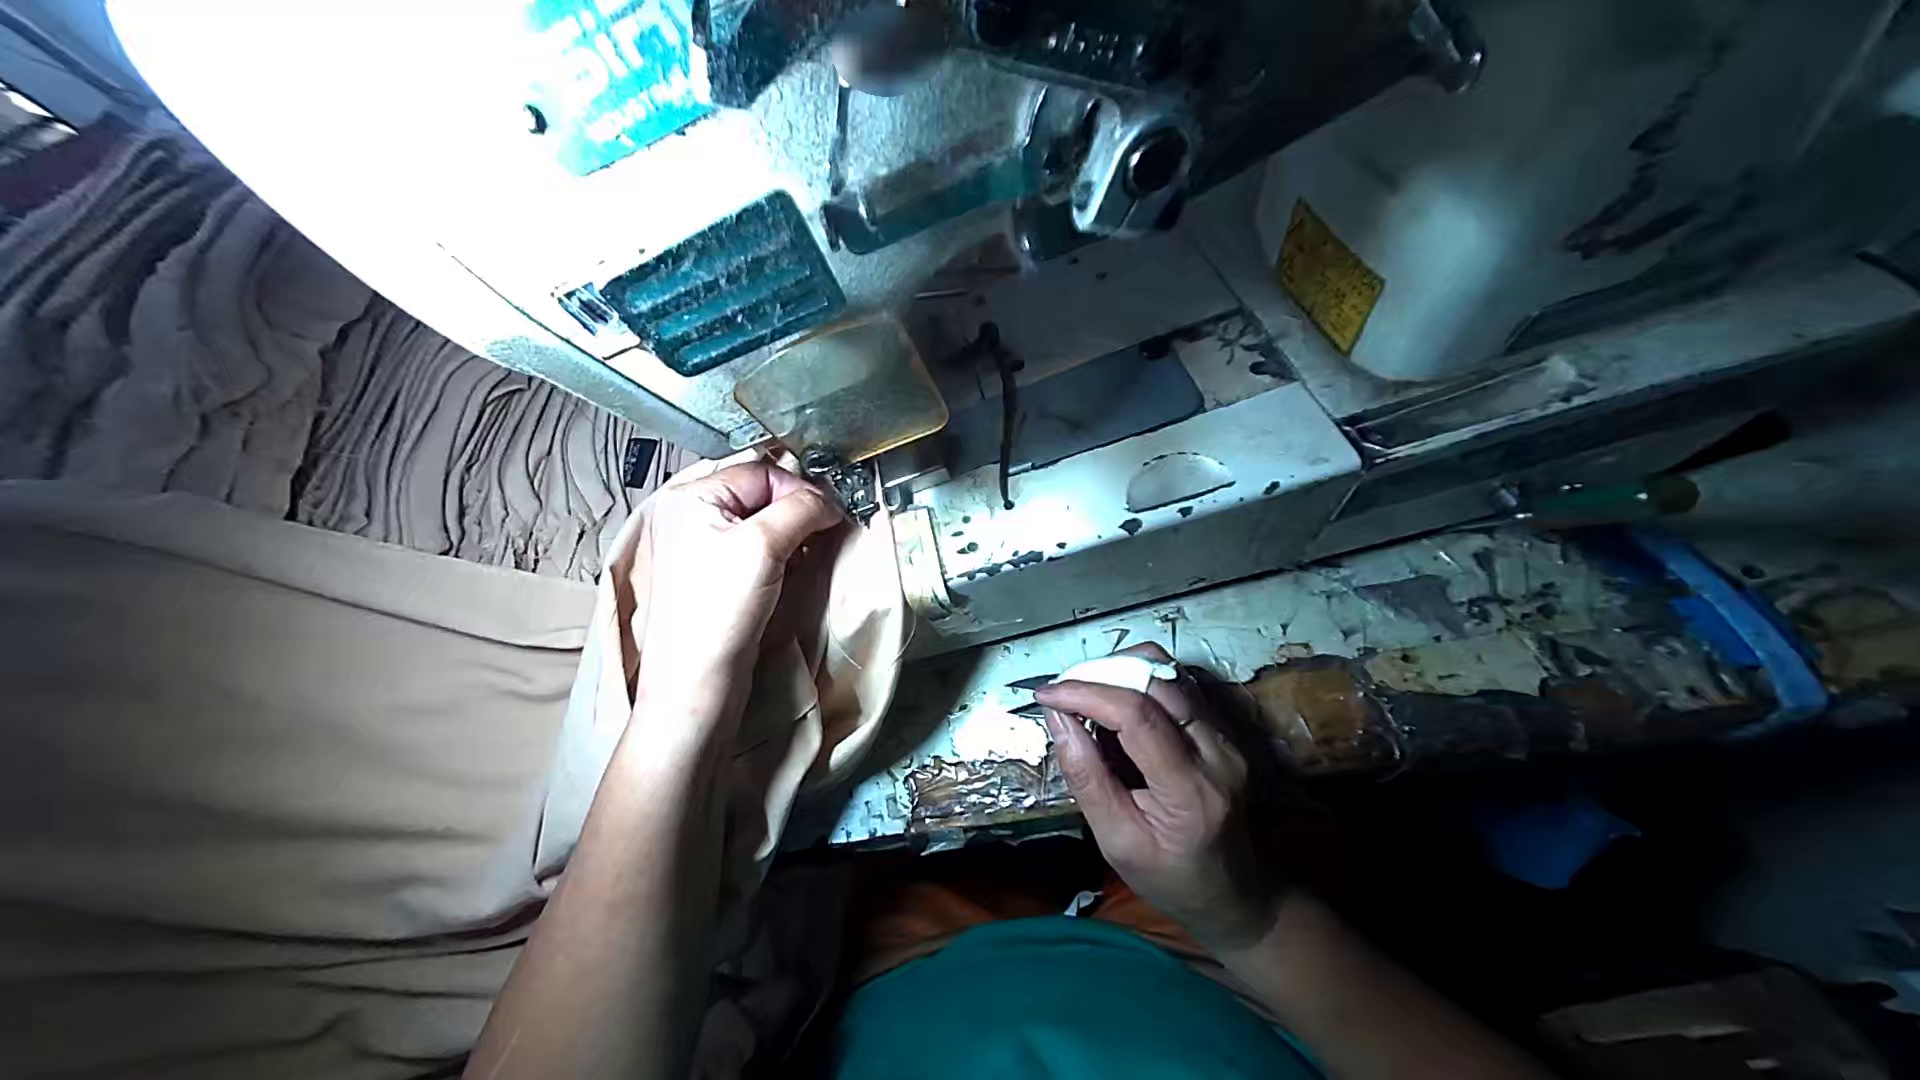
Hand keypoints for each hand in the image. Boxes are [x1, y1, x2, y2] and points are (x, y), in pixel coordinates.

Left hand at [632, 461, 842, 727]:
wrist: (698, 684)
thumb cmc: (718, 612)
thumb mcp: (765, 545)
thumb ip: (802, 508)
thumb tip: (830, 499)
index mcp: (691, 495)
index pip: (762, 472)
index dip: (800, 490)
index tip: (829, 516)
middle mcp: (692, 515)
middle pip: (763, 495)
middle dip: (797, 515)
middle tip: (819, 538)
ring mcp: (702, 547)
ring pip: (764, 524)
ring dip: (792, 538)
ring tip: (800, 562)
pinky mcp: (716, 576)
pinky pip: (757, 550)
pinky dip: (780, 557)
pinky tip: (788, 576)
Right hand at [1035, 644, 1281, 950]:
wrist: (1230, 893)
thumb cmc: (1168, 877)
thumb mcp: (1115, 840)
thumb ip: (1086, 777)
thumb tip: (1057, 718)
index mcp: (1190, 790)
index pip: (1137, 716)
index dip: (1087, 694)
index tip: (1047, 695)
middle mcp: (1217, 753)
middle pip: (1155, 683)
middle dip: (1099, 675)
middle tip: (1062, 690)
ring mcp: (1226, 738)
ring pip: (1169, 675)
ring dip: (1119, 672)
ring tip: (1084, 691)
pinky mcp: (1223, 730)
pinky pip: (1178, 685)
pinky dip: (1138, 680)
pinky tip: (1114, 699)